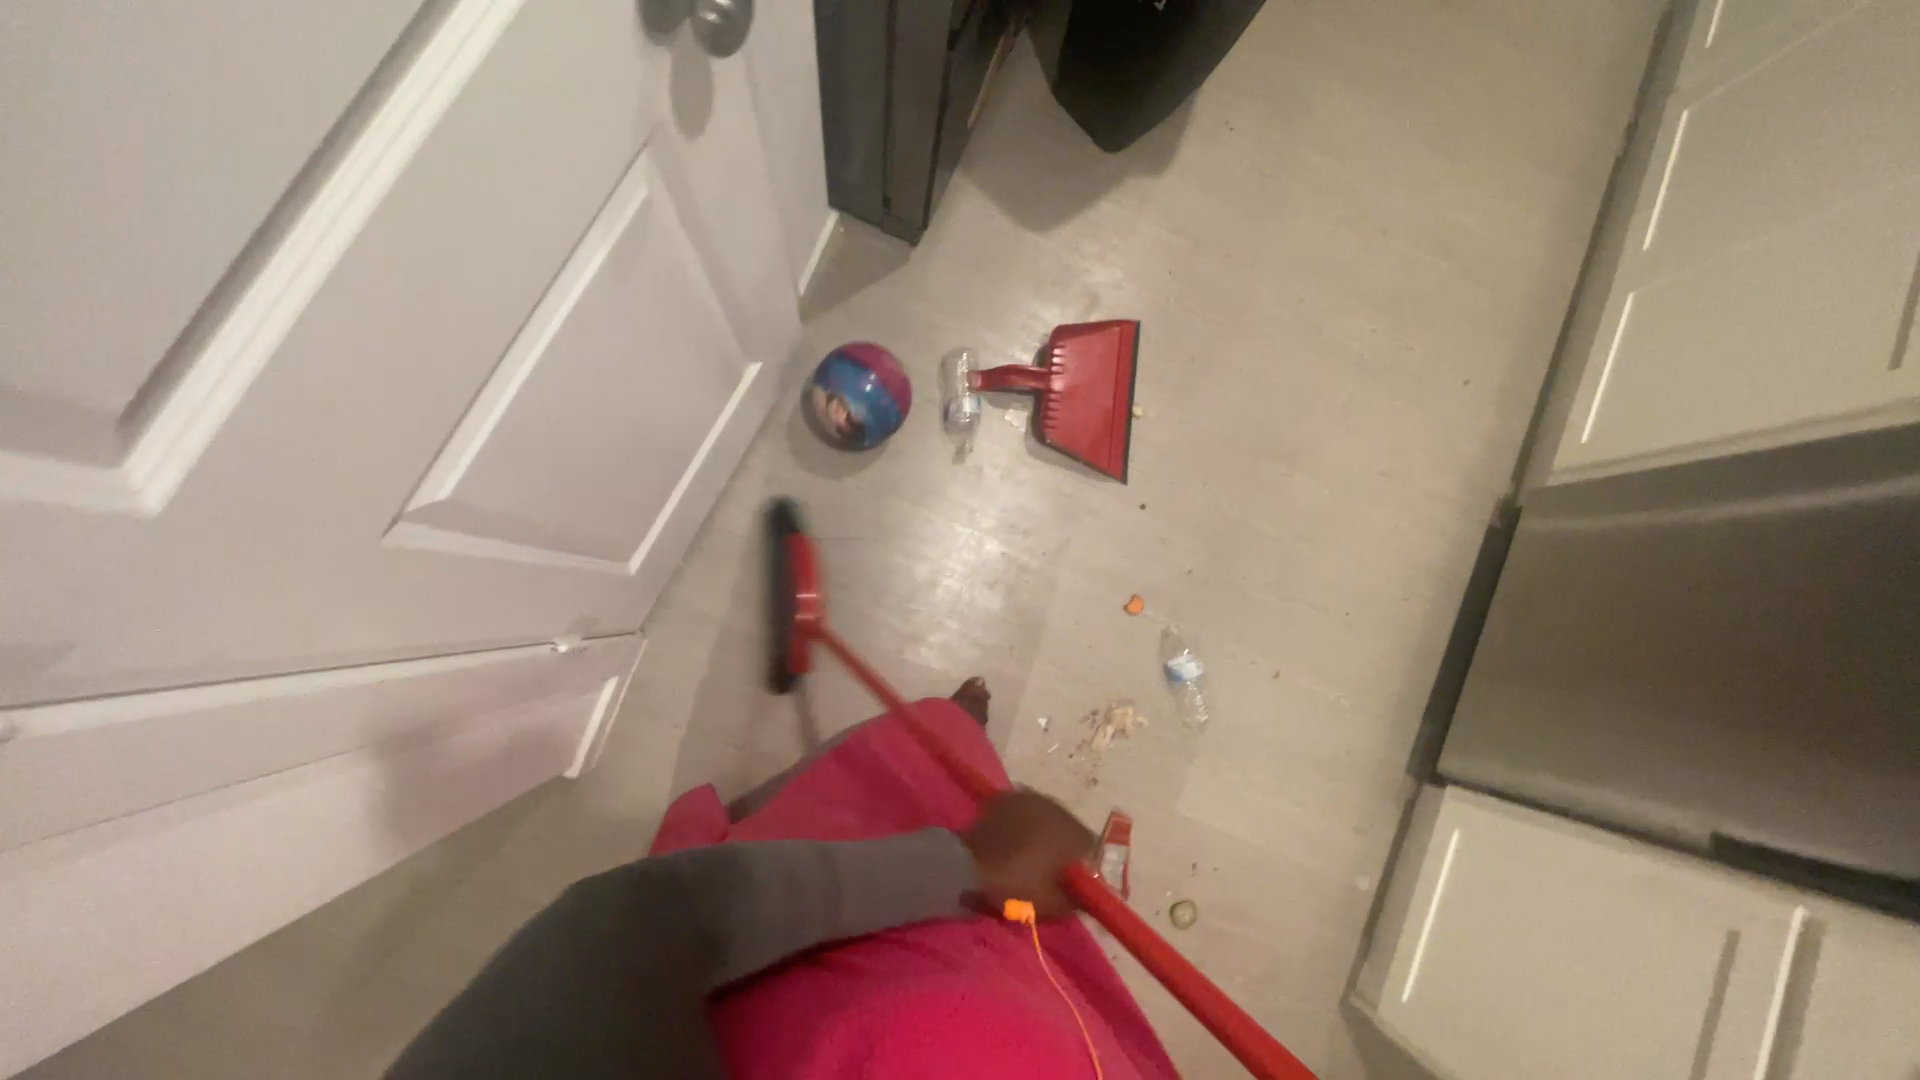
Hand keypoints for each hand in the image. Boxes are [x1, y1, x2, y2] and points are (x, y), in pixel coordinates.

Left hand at [961, 788, 1095, 918]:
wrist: (969, 866)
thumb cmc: (1017, 885)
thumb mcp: (1054, 905)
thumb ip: (1078, 900)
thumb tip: (1085, 895)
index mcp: (1073, 832)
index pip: (1093, 849)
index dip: (1086, 867)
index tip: (1075, 882)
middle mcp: (1057, 808)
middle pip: (1070, 830)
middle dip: (1064, 848)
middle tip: (1051, 870)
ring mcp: (1030, 798)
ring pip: (1048, 818)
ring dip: (1044, 833)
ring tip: (1029, 854)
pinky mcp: (1007, 797)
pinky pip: (1025, 811)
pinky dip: (1023, 823)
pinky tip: (1013, 839)